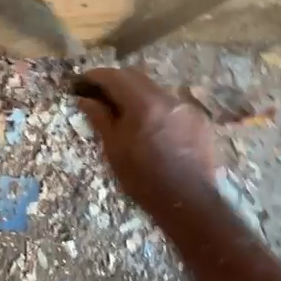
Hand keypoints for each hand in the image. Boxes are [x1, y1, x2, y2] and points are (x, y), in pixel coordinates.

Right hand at [75, 68, 219, 212]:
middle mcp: (166, 97)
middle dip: (116, 82)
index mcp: (143, 102)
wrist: (189, 204)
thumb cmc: (144, 179)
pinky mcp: (199, 119)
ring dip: (137, 94)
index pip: (113, 76)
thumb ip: (99, 117)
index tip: (81, 83)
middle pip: (135, 77)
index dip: (94, 76)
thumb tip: (84, 99)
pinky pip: (171, 104)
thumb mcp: (114, 149)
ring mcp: (185, 107)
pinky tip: (153, 126)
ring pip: (154, 89)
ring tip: (126, 112)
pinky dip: (157, 108)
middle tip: (100, 95)